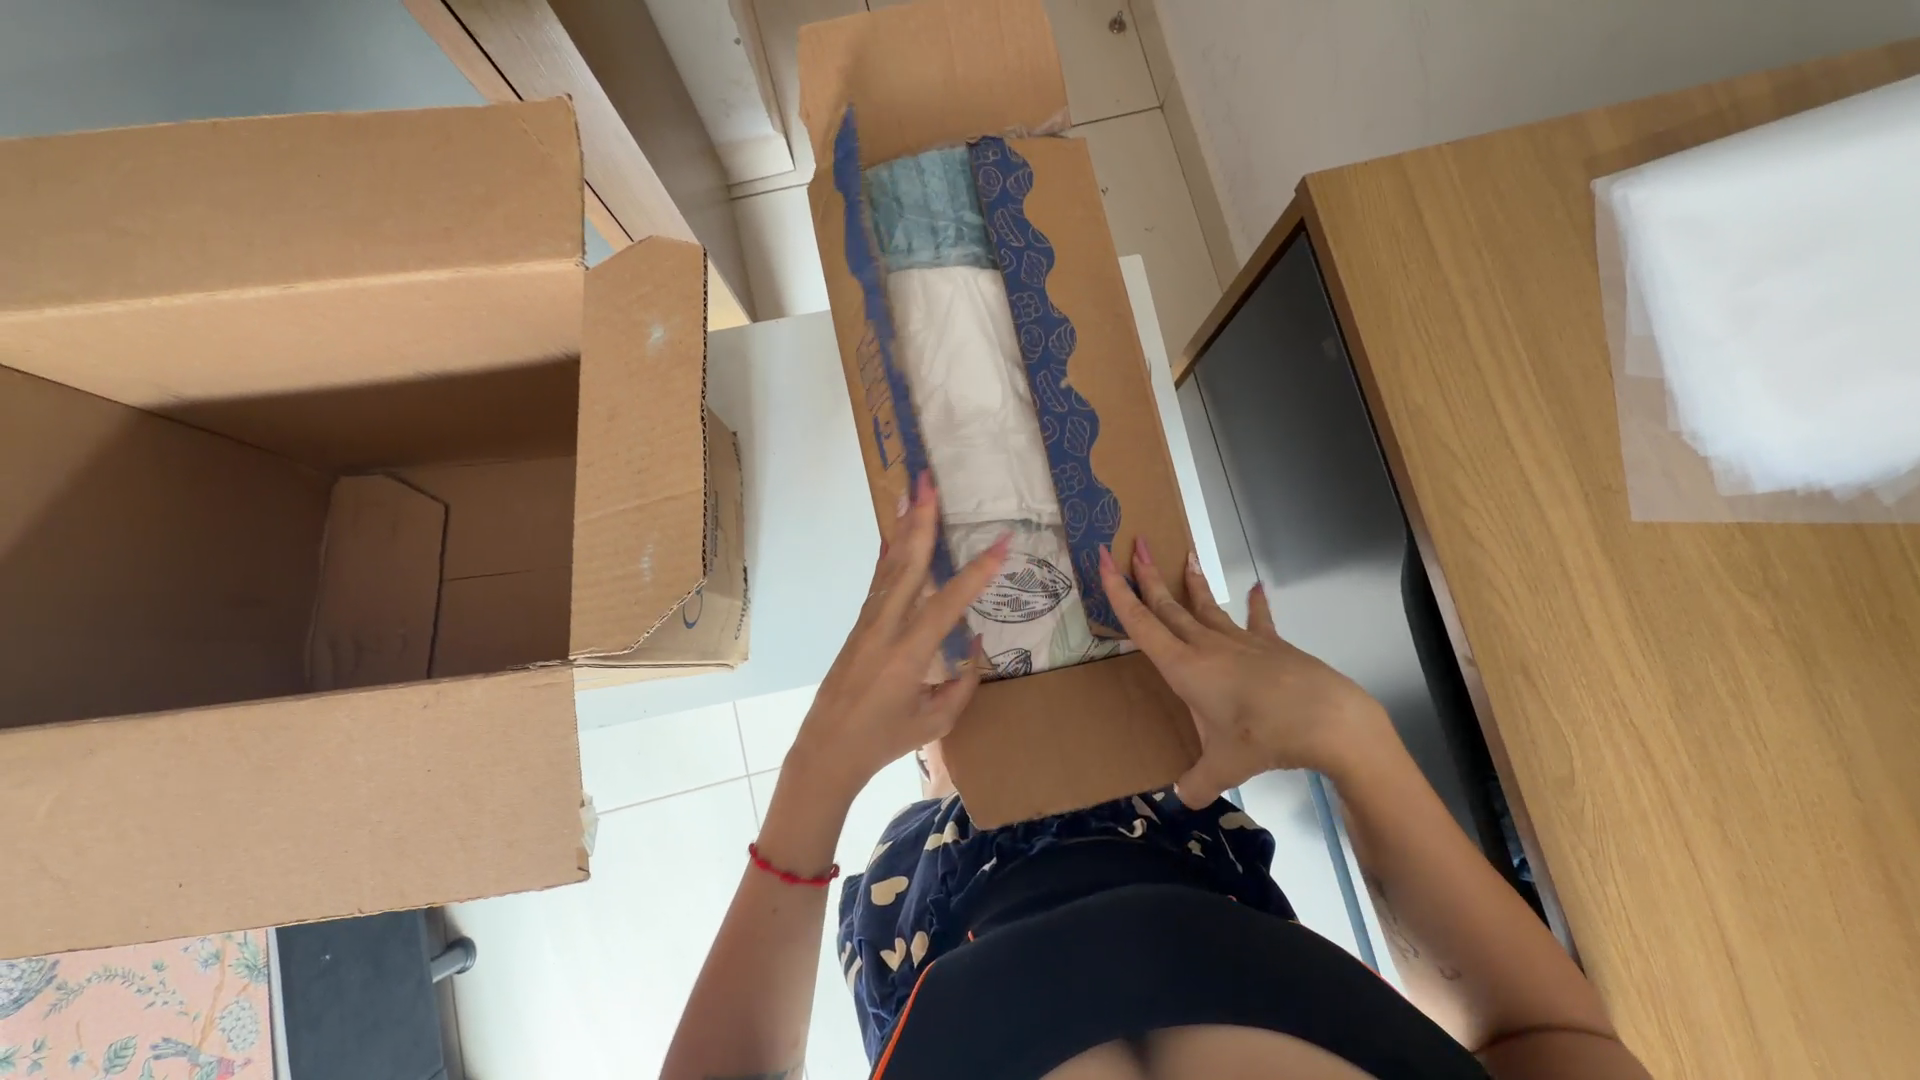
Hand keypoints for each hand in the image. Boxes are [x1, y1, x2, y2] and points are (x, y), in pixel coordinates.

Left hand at [788, 472, 1009, 800]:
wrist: (827, 750)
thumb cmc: (884, 741)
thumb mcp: (935, 722)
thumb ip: (963, 685)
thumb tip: (975, 647)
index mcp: (909, 655)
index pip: (948, 603)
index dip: (977, 572)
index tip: (1001, 542)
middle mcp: (885, 629)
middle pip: (907, 566)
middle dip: (922, 523)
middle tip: (930, 484)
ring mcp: (868, 623)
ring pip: (890, 567)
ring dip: (904, 528)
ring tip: (913, 492)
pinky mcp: (859, 625)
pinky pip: (879, 581)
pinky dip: (889, 553)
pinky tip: (894, 533)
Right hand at [1099, 537, 1389, 807]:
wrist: (1328, 718)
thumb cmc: (1264, 737)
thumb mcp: (1224, 767)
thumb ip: (1196, 783)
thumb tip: (1181, 800)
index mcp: (1184, 667)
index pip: (1140, 623)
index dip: (1118, 592)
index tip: (1104, 559)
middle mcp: (1207, 645)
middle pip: (1168, 605)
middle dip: (1147, 576)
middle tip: (1134, 545)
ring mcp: (1241, 641)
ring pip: (1206, 606)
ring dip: (1192, 583)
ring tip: (1185, 555)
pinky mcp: (1272, 646)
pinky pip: (1257, 620)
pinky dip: (1255, 605)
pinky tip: (1256, 588)